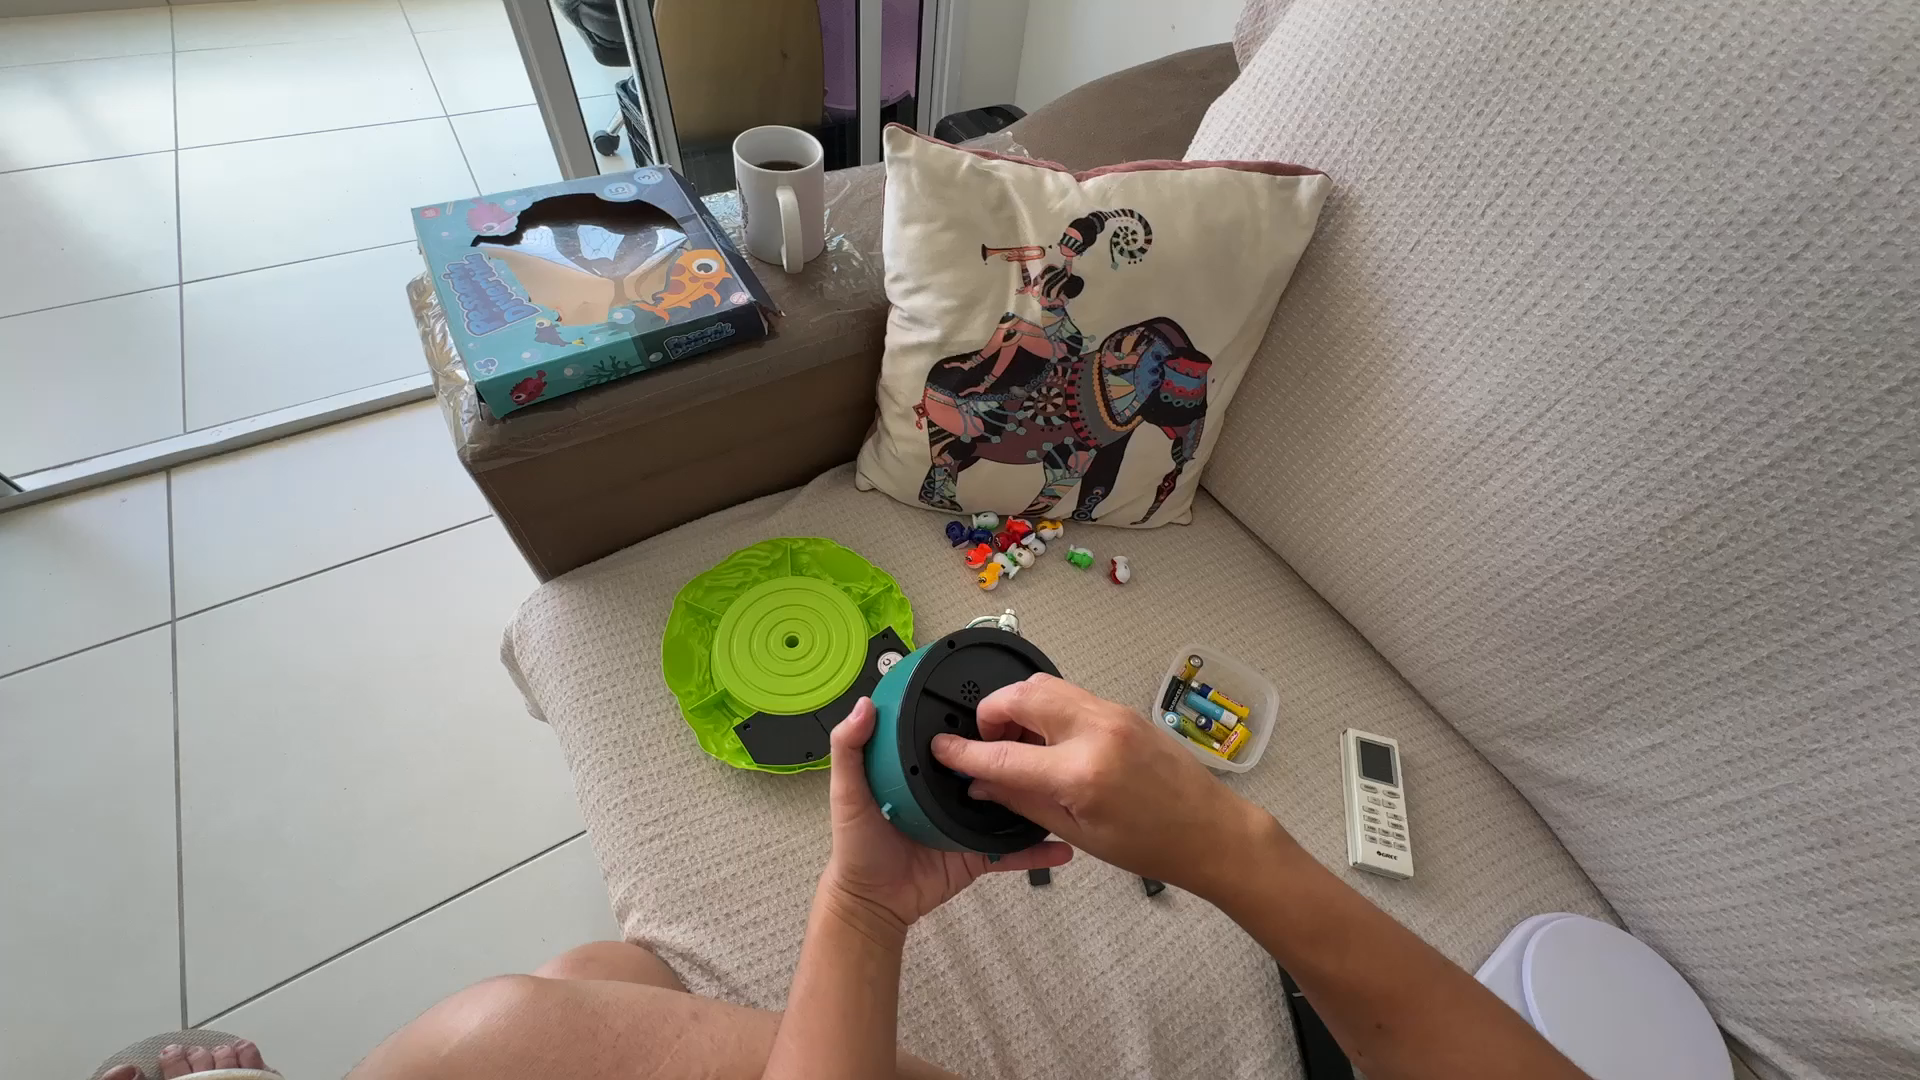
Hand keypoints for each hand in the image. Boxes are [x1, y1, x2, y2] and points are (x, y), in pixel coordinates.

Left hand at [823, 699, 1072, 932]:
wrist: (873, 902)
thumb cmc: (857, 846)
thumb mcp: (847, 792)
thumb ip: (849, 748)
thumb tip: (864, 704)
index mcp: (921, 770)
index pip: (951, 738)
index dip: (969, 720)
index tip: (997, 704)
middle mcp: (948, 790)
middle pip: (986, 767)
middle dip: (1013, 754)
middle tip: (1042, 738)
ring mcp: (966, 820)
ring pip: (1006, 804)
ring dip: (1031, 796)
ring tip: (1061, 782)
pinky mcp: (977, 852)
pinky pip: (1010, 850)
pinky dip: (1036, 849)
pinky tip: (1062, 844)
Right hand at [930, 674, 1277, 899]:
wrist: (1213, 829)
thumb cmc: (1152, 843)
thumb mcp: (1078, 834)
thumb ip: (1023, 802)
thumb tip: (982, 785)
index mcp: (1082, 772)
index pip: (1005, 754)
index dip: (965, 753)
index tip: (941, 748)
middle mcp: (1095, 729)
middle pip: (1020, 695)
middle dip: (991, 712)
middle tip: (986, 741)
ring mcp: (1111, 711)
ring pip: (1043, 684)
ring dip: (1017, 704)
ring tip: (1016, 740)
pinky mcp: (1120, 707)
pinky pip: (1068, 692)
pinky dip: (1044, 706)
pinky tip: (1046, 738)